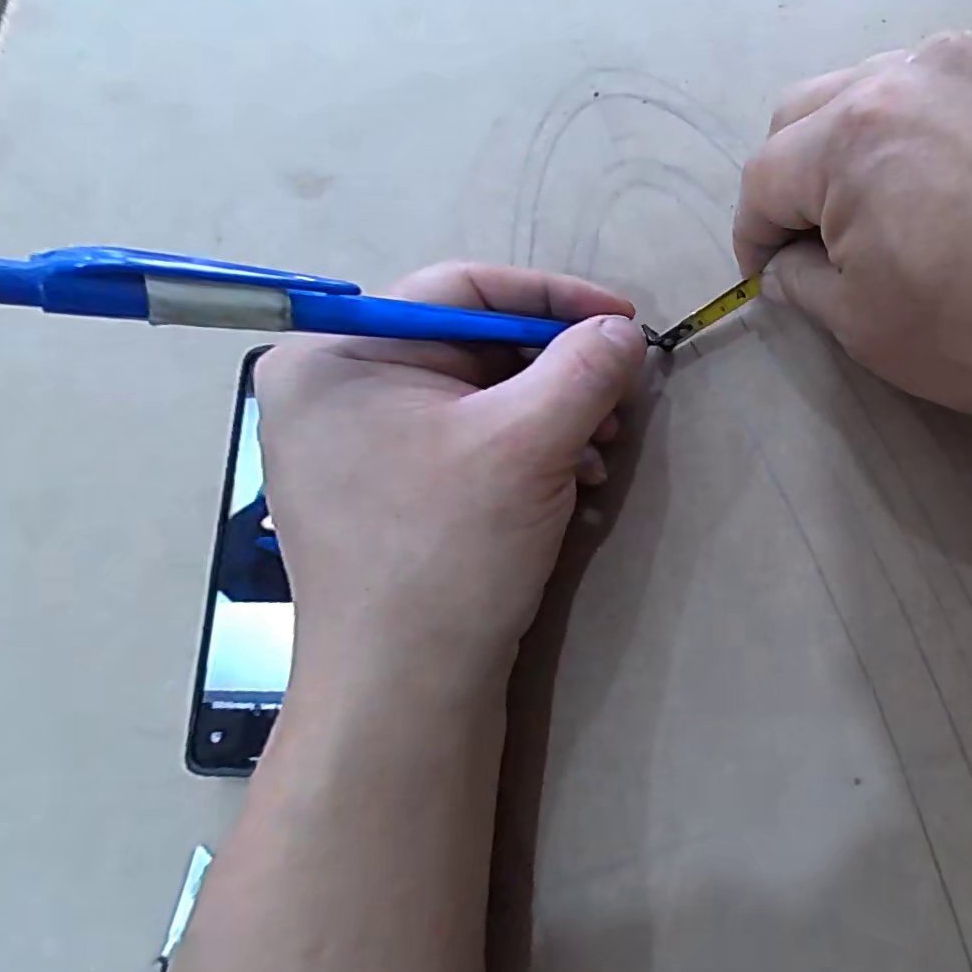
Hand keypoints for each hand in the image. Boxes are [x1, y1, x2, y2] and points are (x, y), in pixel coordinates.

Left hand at [252, 262, 645, 702]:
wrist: (409, 680)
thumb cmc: (452, 549)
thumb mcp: (530, 445)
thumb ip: (585, 371)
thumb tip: (626, 331)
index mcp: (345, 354)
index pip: (466, 291)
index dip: (557, 298)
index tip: (626, 321)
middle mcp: (345, 388)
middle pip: (480, 347)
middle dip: (562, 374)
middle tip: (618, 404)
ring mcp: (368, 443)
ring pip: (487, 398)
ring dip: (558, 418)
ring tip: (599, 456)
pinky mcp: (398, 488)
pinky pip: (478, 442)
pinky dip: (534, 454)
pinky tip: (569, 485)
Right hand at [735, 32, 971, 447]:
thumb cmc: (968, 336)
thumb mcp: (858, 323)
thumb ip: (801, 281)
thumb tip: (782, 265)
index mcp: (851, 139)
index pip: (765, 176)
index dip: (752, 234)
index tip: (762, 275)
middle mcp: (905, 75)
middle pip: (805, 116)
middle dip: (790, 183)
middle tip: (809, 242)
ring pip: (870, 90)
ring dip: (847, 149)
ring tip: (870, 210)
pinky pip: (937, 90)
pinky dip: (911, 131)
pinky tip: (932, 181)